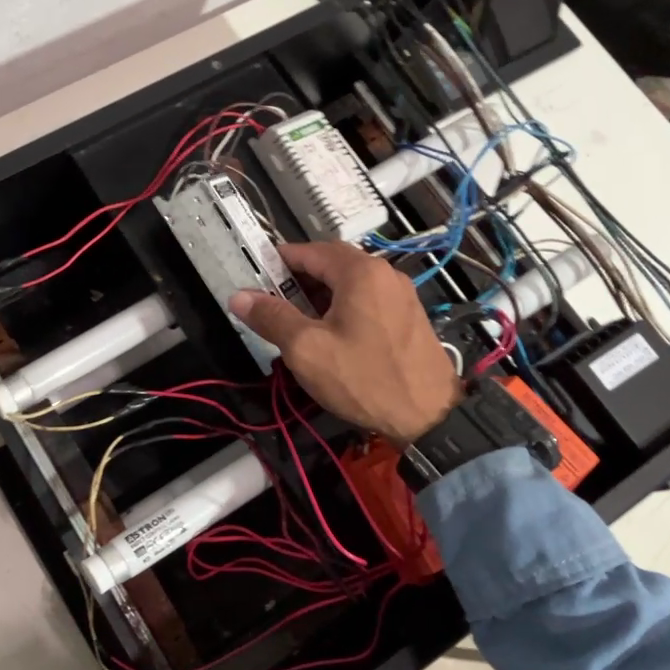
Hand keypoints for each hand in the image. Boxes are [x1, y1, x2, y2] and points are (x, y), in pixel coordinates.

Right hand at [229, 240, 460, 442]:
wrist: (430, 418)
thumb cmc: (363, 379)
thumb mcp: (306, 349)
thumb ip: (271, 317)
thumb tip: (239, 297)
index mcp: (360, 272)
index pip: (309, 251)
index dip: (277, 262)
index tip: (253, 277)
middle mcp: (384, 274)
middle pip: (331, 264)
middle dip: (297, 279)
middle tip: (270, 303)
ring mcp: (401, 296)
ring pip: (349, 284)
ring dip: (318, 295)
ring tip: (294, 322)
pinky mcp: (408, 318)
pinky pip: (366, 300)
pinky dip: (341, 308)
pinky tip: (328, 334)